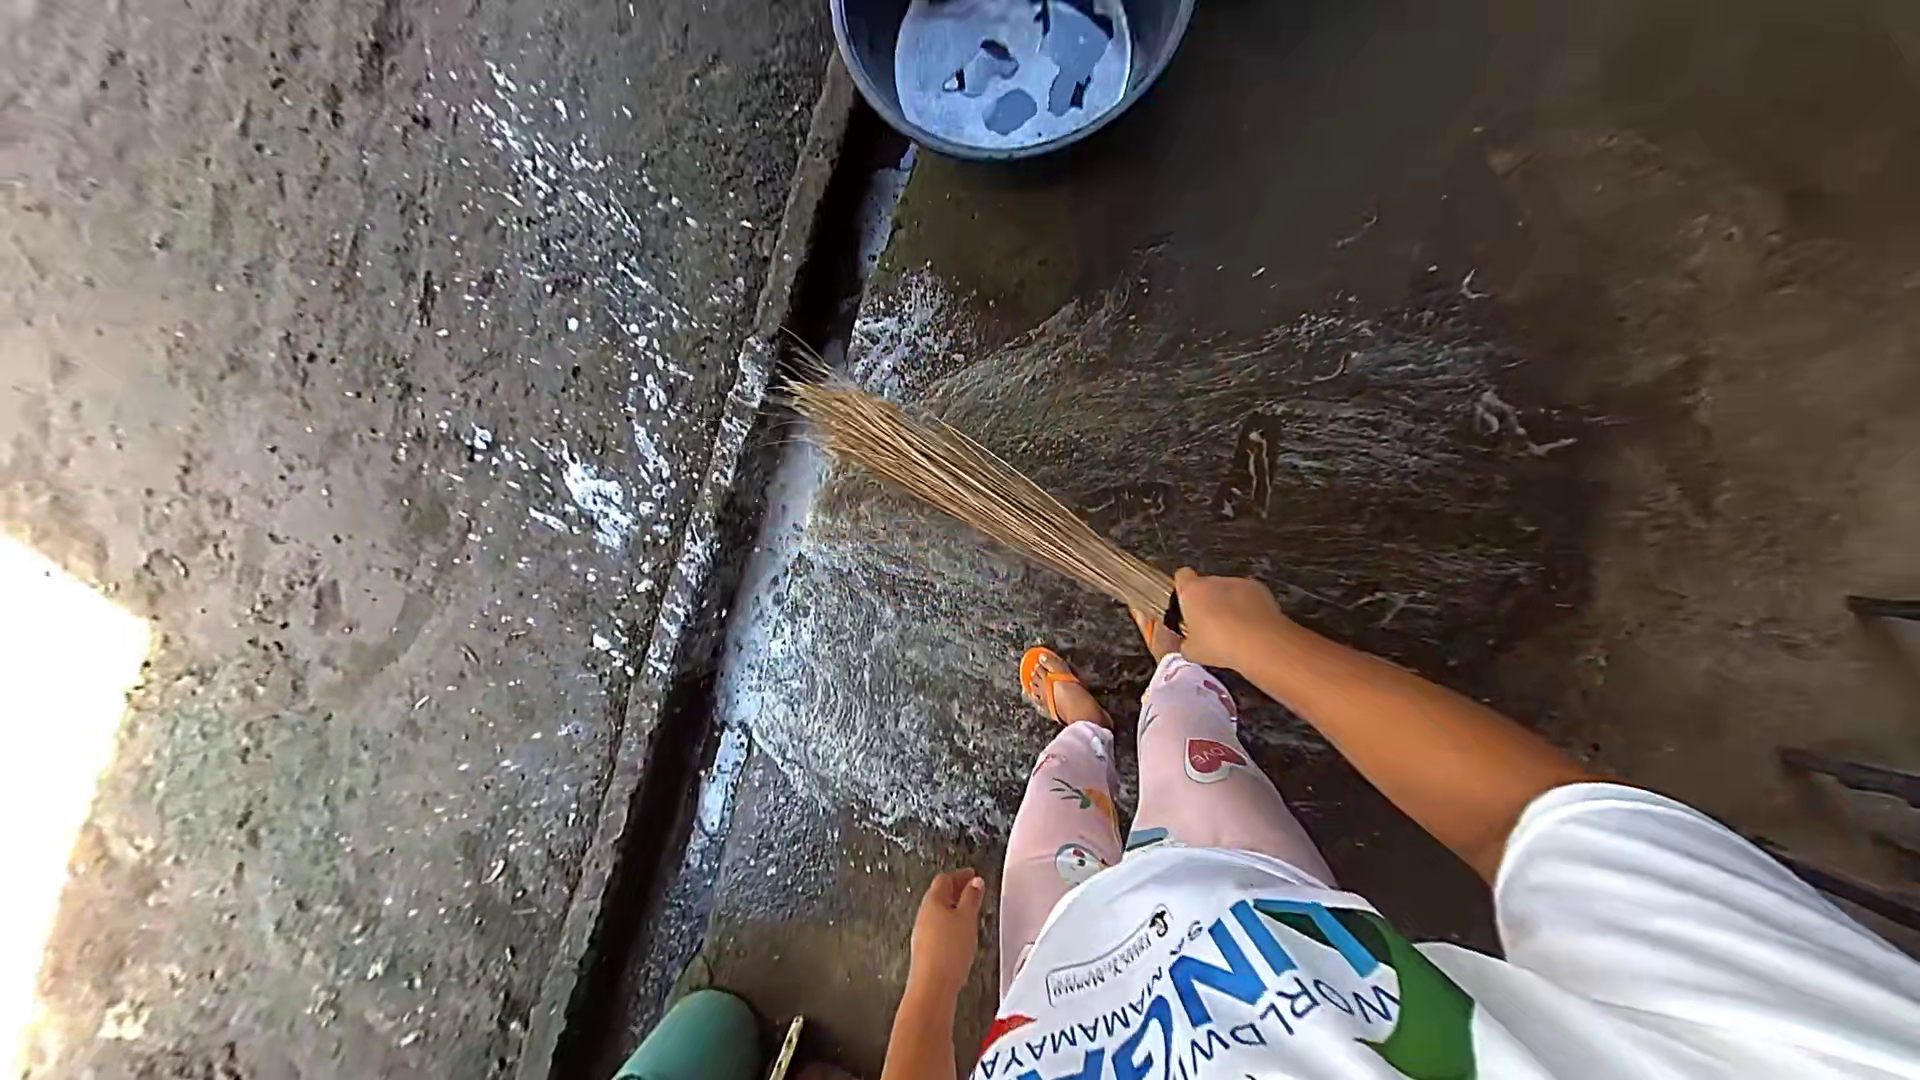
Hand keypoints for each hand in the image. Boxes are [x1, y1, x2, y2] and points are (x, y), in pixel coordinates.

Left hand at [908, 869, 984, 999]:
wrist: (932, 989)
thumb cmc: (948, 951)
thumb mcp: (967, 918)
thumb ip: (972, 897)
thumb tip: (975, 882)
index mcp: (933, 901)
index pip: (945, 879)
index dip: (960, 875)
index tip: (971, 874)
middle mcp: (924, 914)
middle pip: (940, 894)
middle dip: (957, 890)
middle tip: (971, 889)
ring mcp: (923, 933)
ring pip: (939, 913)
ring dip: (954, 908)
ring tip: (969, 912)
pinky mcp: (925, 951)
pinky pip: (938, 930)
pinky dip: (950, 925)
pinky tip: (960, 936)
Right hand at [1172, 567, 1293, 671]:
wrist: (1262, 645)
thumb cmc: (1220, 646)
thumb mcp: (1193, 652)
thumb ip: (1186, 642)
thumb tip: (1187, 644)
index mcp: (1191, 591)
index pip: (1182, 576)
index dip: (1184, 588)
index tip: (1187, 603)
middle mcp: (1213, 581)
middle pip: (1206, 584)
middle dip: (1207, 599)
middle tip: (1211, 624)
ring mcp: (1238, 582)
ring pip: (1227, 589)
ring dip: (1228, 602)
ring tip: (1235, 627)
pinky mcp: (1259, 588)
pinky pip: (1247, 594)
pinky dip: (1248, 605)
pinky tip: (1252, 624)